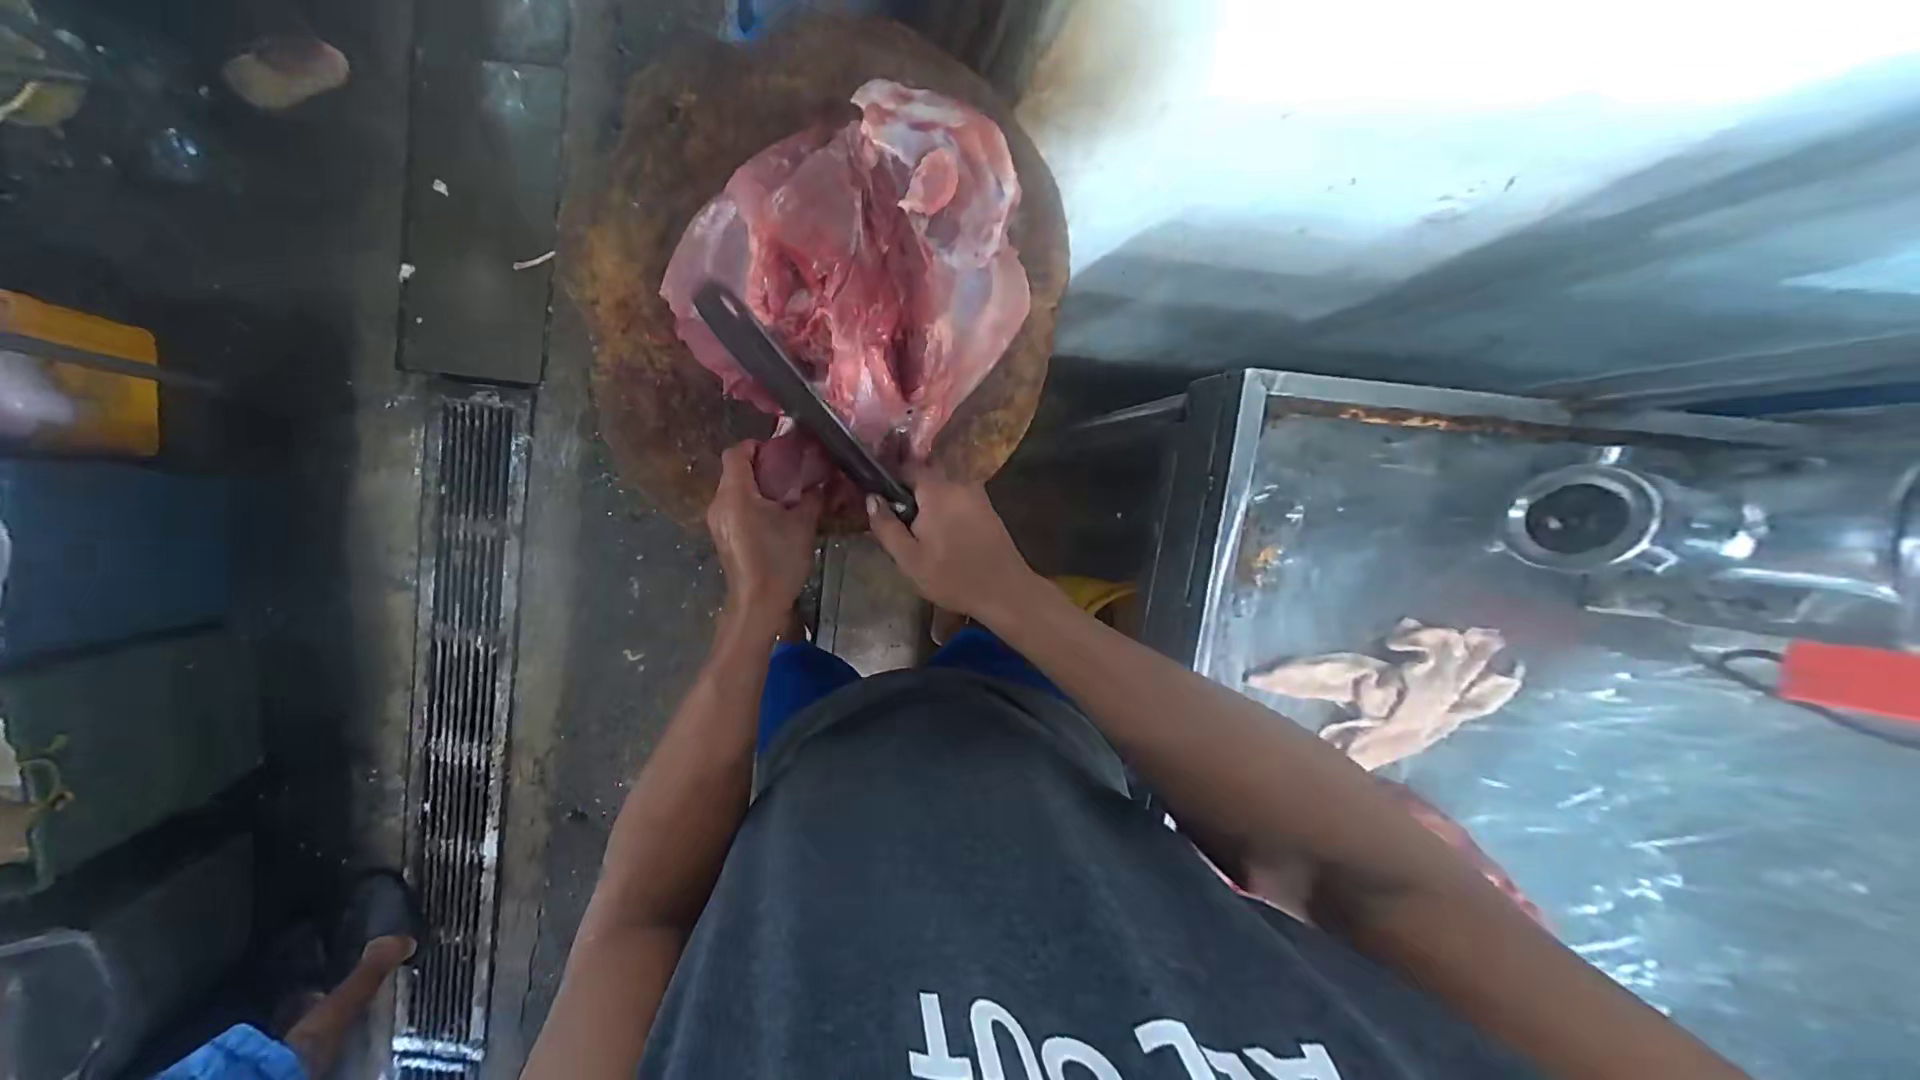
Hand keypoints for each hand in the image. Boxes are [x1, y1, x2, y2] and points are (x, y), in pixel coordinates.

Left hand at [707, 441, 822, 626]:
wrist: (758, 602)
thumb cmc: (779, 560)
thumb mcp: (803, 526)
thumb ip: (812, 498)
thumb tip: (822, 482)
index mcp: (736, 495)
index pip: (736, 453)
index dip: (756, 446)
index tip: (779, 451)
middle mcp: (719, 503)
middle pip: (733, 471)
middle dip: (760, 466)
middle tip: (789, 471)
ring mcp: (717, 520)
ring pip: (733, 490)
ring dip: (756, 486)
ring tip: (785, 494)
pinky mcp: (722, 535)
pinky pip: (733, 507)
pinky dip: (751, 503)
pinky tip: (773, 515)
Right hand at [865, 472, 1040, 623]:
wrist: (1005, 592)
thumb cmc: (952, 577)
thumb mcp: (908, 558)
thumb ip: (886, 526)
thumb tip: (872, 499)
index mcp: (938, 491)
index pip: (907, 468)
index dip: (889, 482)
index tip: (880, 504)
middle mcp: (960, 485)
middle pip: (926, 481)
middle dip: (910, 499)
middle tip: (900, 529)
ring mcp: (978, 497)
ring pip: (943, 494)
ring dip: (929, 510)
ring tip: (921, 539)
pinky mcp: (989, 511)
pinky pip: (958, 504)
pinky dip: (947, 515)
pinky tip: (944, 541)